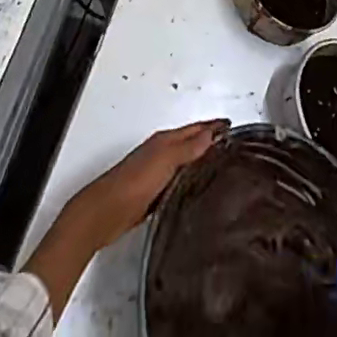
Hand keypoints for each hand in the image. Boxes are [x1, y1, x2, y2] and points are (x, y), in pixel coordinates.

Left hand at [61, 119, 227, 249]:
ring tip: (221, 164)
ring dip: (201, 159)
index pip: (195, 129)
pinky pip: (179, 180)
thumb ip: (187, 148)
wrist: (106, 212)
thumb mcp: (164, 161)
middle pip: (190, 142)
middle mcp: (160, 153)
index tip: (231, 125)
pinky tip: (199, 188)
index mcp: (164, 141)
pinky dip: (191, 179)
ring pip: (185, 160)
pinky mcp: (154, 193)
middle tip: (231, 143)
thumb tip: (210, 134)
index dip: (213, 126)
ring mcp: (157, 173)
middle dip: (210, 139)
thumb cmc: (131, 184)